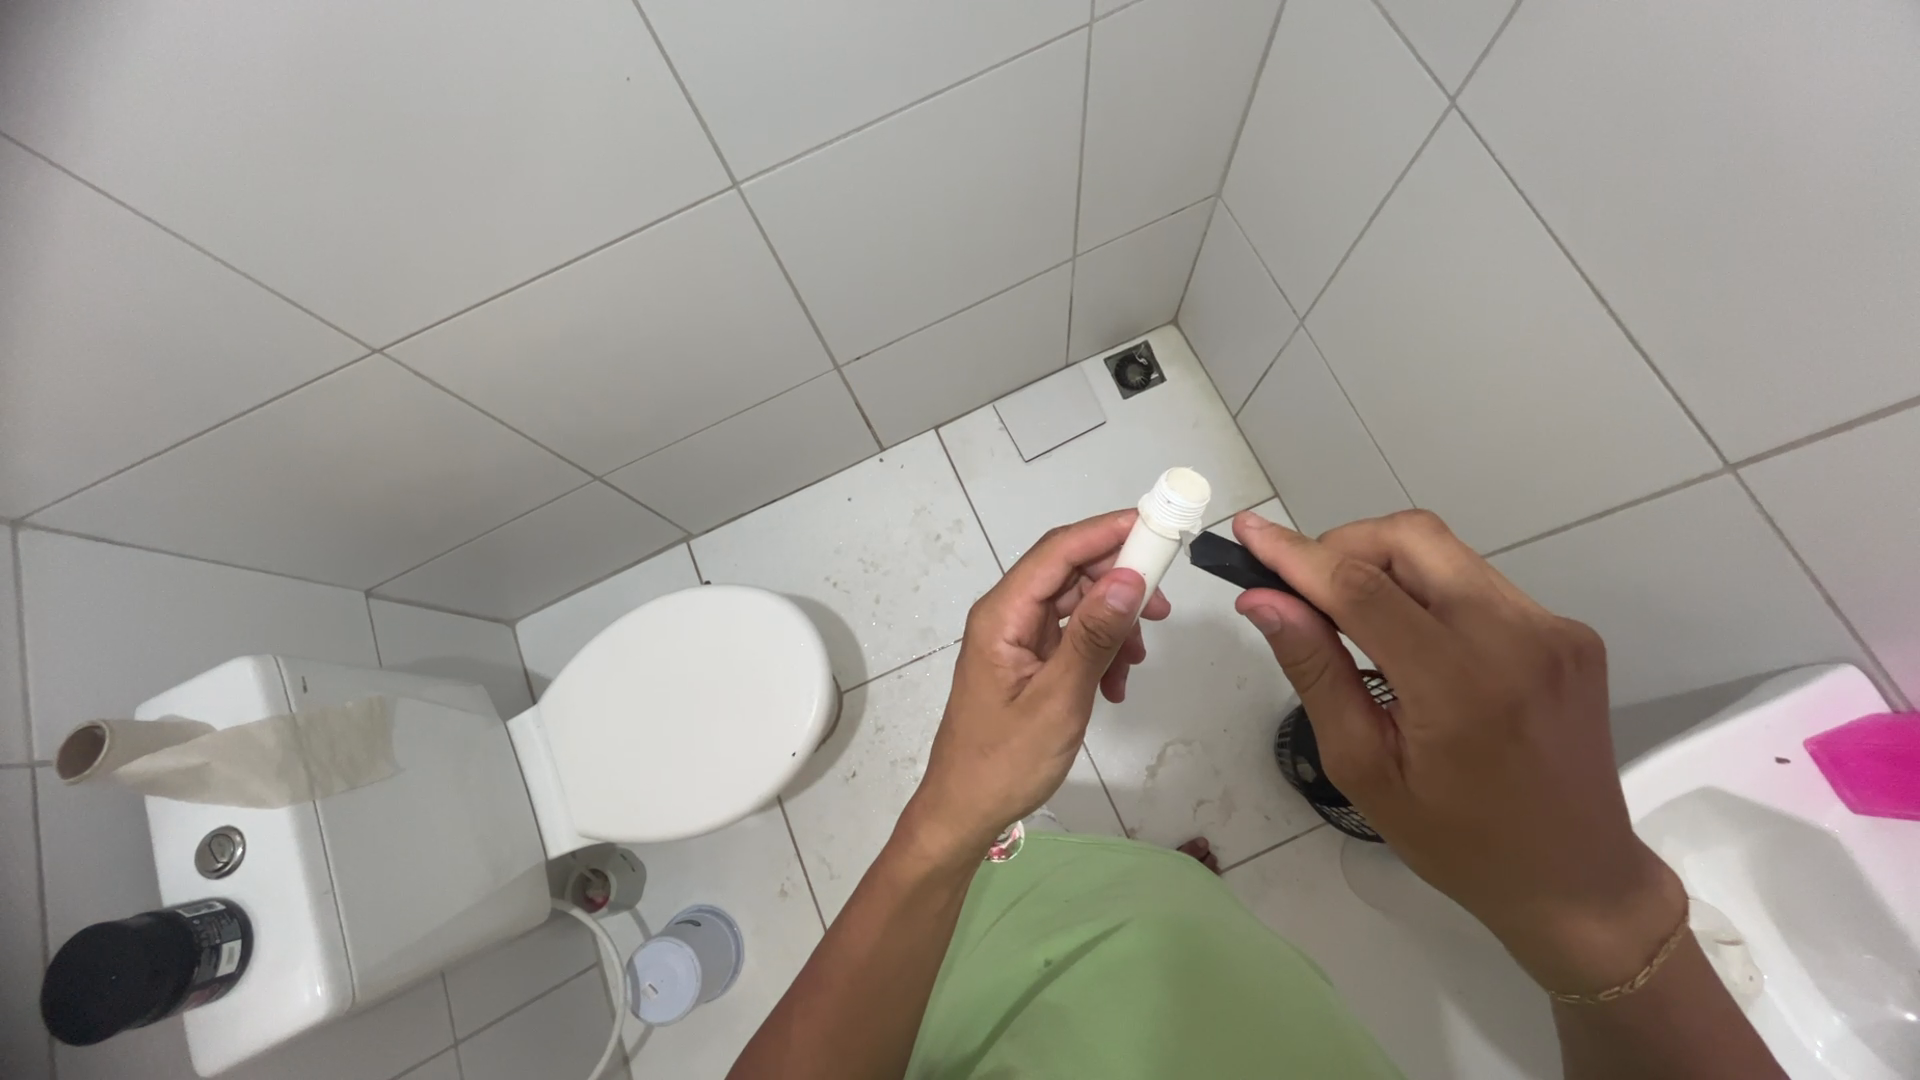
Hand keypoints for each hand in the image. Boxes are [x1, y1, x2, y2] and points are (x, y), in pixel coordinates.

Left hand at [904, 510, 1170, 860]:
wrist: (966, 809)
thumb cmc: (1006, 760)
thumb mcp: (1058, 699)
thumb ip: (1093, 636)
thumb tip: (1129, 577)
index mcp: (1002, 614)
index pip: (1058, 551)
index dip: (1107, 531)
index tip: (1157, 527)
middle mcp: (1006, 615)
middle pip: (1069, 573)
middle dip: (1118, 584)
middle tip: (1162, 609)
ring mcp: (1016, 637)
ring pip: (1076, 606)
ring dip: (1113, 625)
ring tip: (1135, 663)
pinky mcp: (1026, 660)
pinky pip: (1071, 637)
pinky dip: (1099, 651)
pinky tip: (1115, 685)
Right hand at [1231, 509, 1684, 994]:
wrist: (1575, 877)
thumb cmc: (1454, 838)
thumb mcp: (1361, 764)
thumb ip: (1314, 671)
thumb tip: (1262, 601)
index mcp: (1460, 685)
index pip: (1361, 587)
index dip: (1294, 553)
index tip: (1247, 531)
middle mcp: (1517, 637)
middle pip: (1410, 538)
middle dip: (1340, 544)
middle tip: (1301, 588)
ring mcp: (1551, 628)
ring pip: (1443, 551)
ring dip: (1379, 562)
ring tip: (1347, 615)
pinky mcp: (1566, 630)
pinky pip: (1473, 579)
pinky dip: (1421, 587)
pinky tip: (1407, 636)